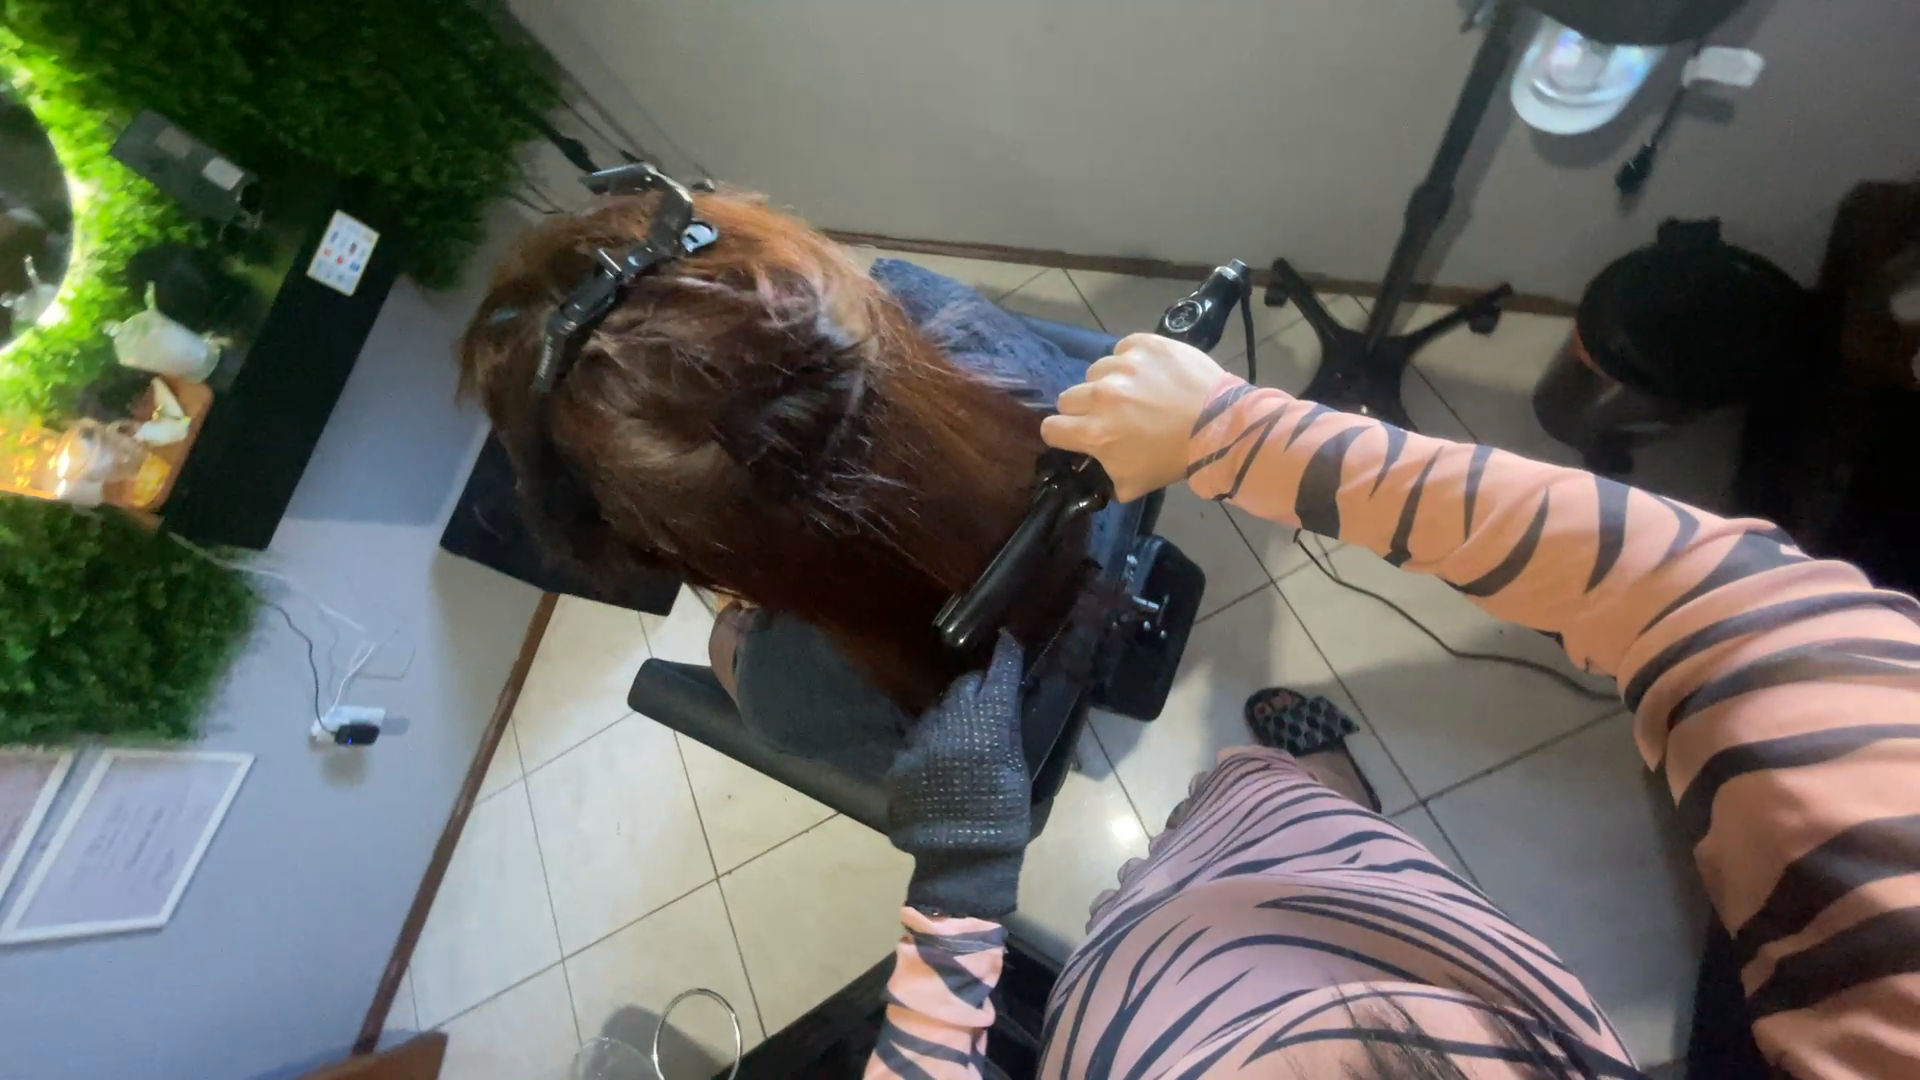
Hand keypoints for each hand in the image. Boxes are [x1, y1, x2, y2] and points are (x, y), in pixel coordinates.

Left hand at [884, 632, 1029, 918]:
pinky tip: (941, 760)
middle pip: (966, 687)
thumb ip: (1012, 729)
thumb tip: (1011, 698)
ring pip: (940, 709)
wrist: (961, 860)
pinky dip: (933, 741)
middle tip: (988, 700)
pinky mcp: (902, 758)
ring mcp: (923, 738)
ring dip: (953, 714)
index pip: (999, 673)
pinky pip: (920, 737)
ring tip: (963, 735)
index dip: (1006, 655)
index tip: (1009, 639)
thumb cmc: (1004, 818)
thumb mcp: (1020, 769)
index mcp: (990, 723)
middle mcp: (953, 721)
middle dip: (978, 688)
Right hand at [1041, 334, 1230, 500]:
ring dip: (1106, 382)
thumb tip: (1093, 474)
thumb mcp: (1132, 484)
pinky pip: (1122, 349)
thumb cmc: (1174, 458)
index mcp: (1095, 433)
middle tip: (1108, 414)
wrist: (1220, 426)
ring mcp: (1123, 367)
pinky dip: (1130, 360)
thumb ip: (1104, 479)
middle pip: (1068, 398)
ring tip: (1133, 391)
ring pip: (1094, 372)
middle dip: (1082, 408)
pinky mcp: (1144, 345)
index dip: (1061, 433)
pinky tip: (1147, 373)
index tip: (1075, 433)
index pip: (1051, 428)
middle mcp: (1101, 397)